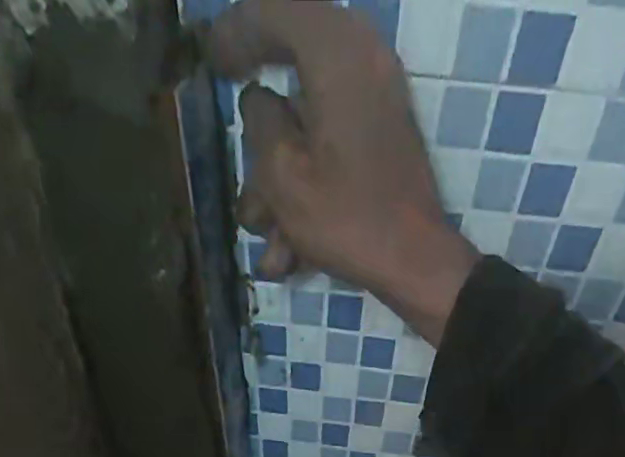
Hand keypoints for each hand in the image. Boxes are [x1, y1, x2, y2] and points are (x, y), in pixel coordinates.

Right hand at [209, 0, 478, 344]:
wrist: (413, 262)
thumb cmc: (346, 217)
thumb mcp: (282, 174)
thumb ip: (260, 122)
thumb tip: (258, 99)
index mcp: (337, 55)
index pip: (276, 10)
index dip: (236, 29)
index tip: (211, 59)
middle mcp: (362, 63)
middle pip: (292, 59)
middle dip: (257, 112)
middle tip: (234, 125)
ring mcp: (375, 103)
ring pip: (306, 116)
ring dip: (276, 178)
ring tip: (264, 230)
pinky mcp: (380, 140)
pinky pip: (329, 145)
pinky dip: (304, 191)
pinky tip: (288, 250)